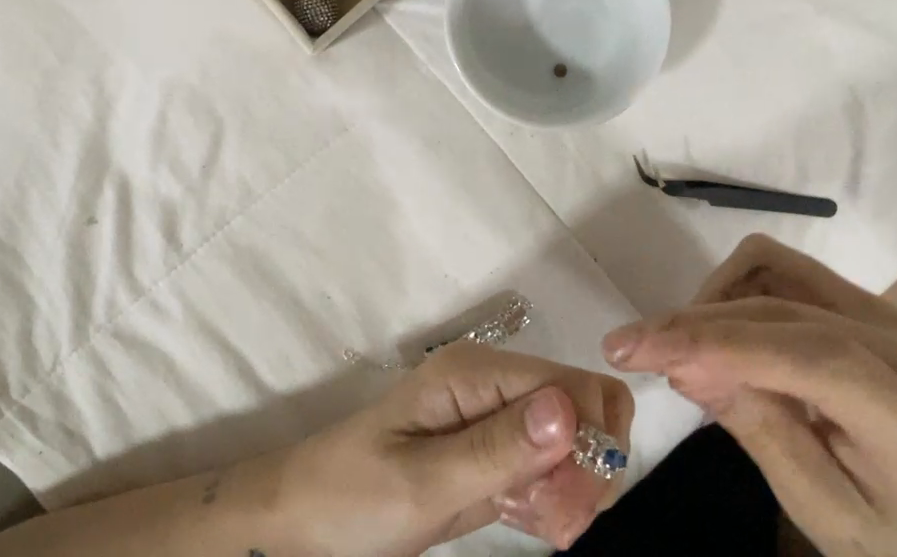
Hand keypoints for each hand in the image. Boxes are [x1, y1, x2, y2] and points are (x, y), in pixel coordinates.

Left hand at [278, 343, 633, 554]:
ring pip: (574, 443)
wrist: (304, 518)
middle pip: (583, 412)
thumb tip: (570, 410)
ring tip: (532, 523)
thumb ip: (497, 449)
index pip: (575, 384)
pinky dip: (552, 498)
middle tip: (555, 522)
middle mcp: (492, 384)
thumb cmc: (352, 497)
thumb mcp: (422, 482)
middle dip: (585, 471)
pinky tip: (523, 518)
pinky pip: (550, 468)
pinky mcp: (494, 453)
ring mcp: (494, 418)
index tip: (573, 499)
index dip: (592, 440)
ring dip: (570, 490)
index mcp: (474, 372)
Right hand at [603, 235, 896, 556]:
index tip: (641, 348)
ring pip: (777, 274)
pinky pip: (783, 270)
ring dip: (713, 300)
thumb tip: (682, 363)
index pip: (814, 359)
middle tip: (628, 348)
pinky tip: (716, 330)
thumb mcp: (816, 508)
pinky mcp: (864, 305)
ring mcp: (891, 320)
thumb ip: (757, 428)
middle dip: (696, 325)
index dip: (721, 344)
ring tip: (678, 346)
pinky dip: (734, 287)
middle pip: (783, 313)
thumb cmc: (880, 538)